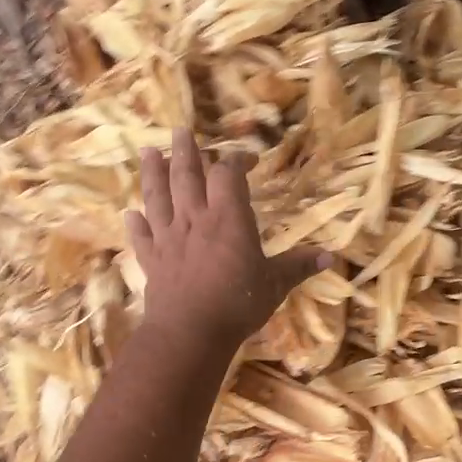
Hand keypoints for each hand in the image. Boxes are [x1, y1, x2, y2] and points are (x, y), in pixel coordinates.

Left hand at [126, 130, 327, 348]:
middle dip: (186, 152)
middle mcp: (195, 219)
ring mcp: (169, 237)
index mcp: (229, 219)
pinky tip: (131, 213)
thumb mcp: (276, 284)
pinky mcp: (152, 258)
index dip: (237, 161)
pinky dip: (136, 222)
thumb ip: (299, 266)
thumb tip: (330, 256)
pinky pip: (142, 235)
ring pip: (157, 196)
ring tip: (148, 152)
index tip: (248, 159)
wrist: (191, 330)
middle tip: (181, 131)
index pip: (228, 175)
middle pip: (186, 176)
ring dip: (152, 173)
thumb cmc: (239, 303)